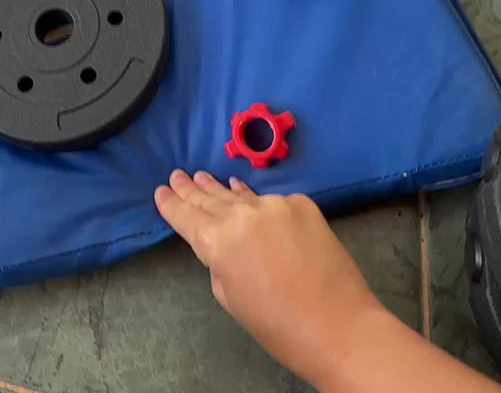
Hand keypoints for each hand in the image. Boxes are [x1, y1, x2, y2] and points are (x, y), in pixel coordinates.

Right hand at [154, 170, 385, 382]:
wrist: (339, 326)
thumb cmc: (279, 326)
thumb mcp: (230, 298)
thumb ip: (218, 262)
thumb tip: (222, 242)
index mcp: (217, 242)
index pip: (186, 217)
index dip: (171, 204)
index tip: (161, 191)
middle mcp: (241, 215)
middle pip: (209, 199)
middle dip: (192, 189)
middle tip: (178, 175)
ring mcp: (273, 204)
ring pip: (240, 195)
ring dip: (221, 188)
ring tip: (204, 177)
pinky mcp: (300, 203)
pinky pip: (272, 201)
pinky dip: (258, 201)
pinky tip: (245, 192)